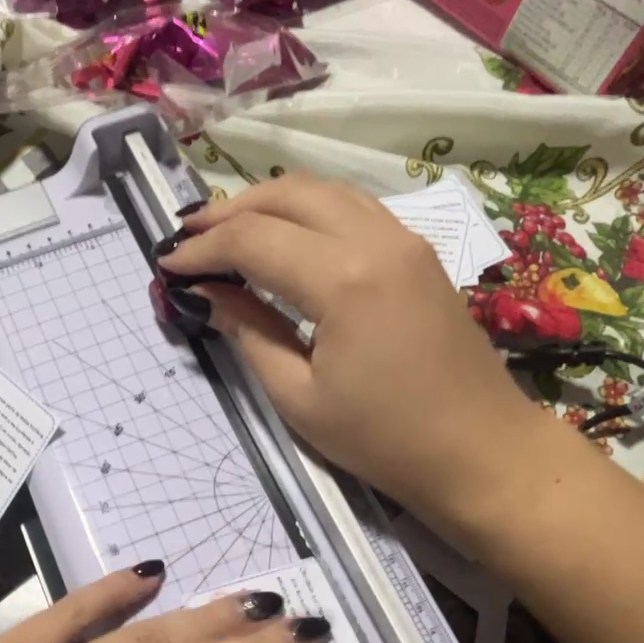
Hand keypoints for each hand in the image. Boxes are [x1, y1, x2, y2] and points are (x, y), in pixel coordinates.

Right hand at [159, 175, 556, 534]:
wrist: (478, 451)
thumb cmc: (383, 439)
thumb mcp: (298, 397)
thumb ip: (249, 333)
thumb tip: (210, 293)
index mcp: (342, 279)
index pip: (253, 240)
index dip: (202, 250)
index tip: (166, 266)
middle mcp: (376, 240)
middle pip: (288, 195)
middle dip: (229, 210)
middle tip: (187, 238)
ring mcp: (404, 240)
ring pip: (323, 191)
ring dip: (268, 202)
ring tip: (226, 231)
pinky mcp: (417, 253)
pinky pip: (351, 208)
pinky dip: (306, 211)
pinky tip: (283, 239)